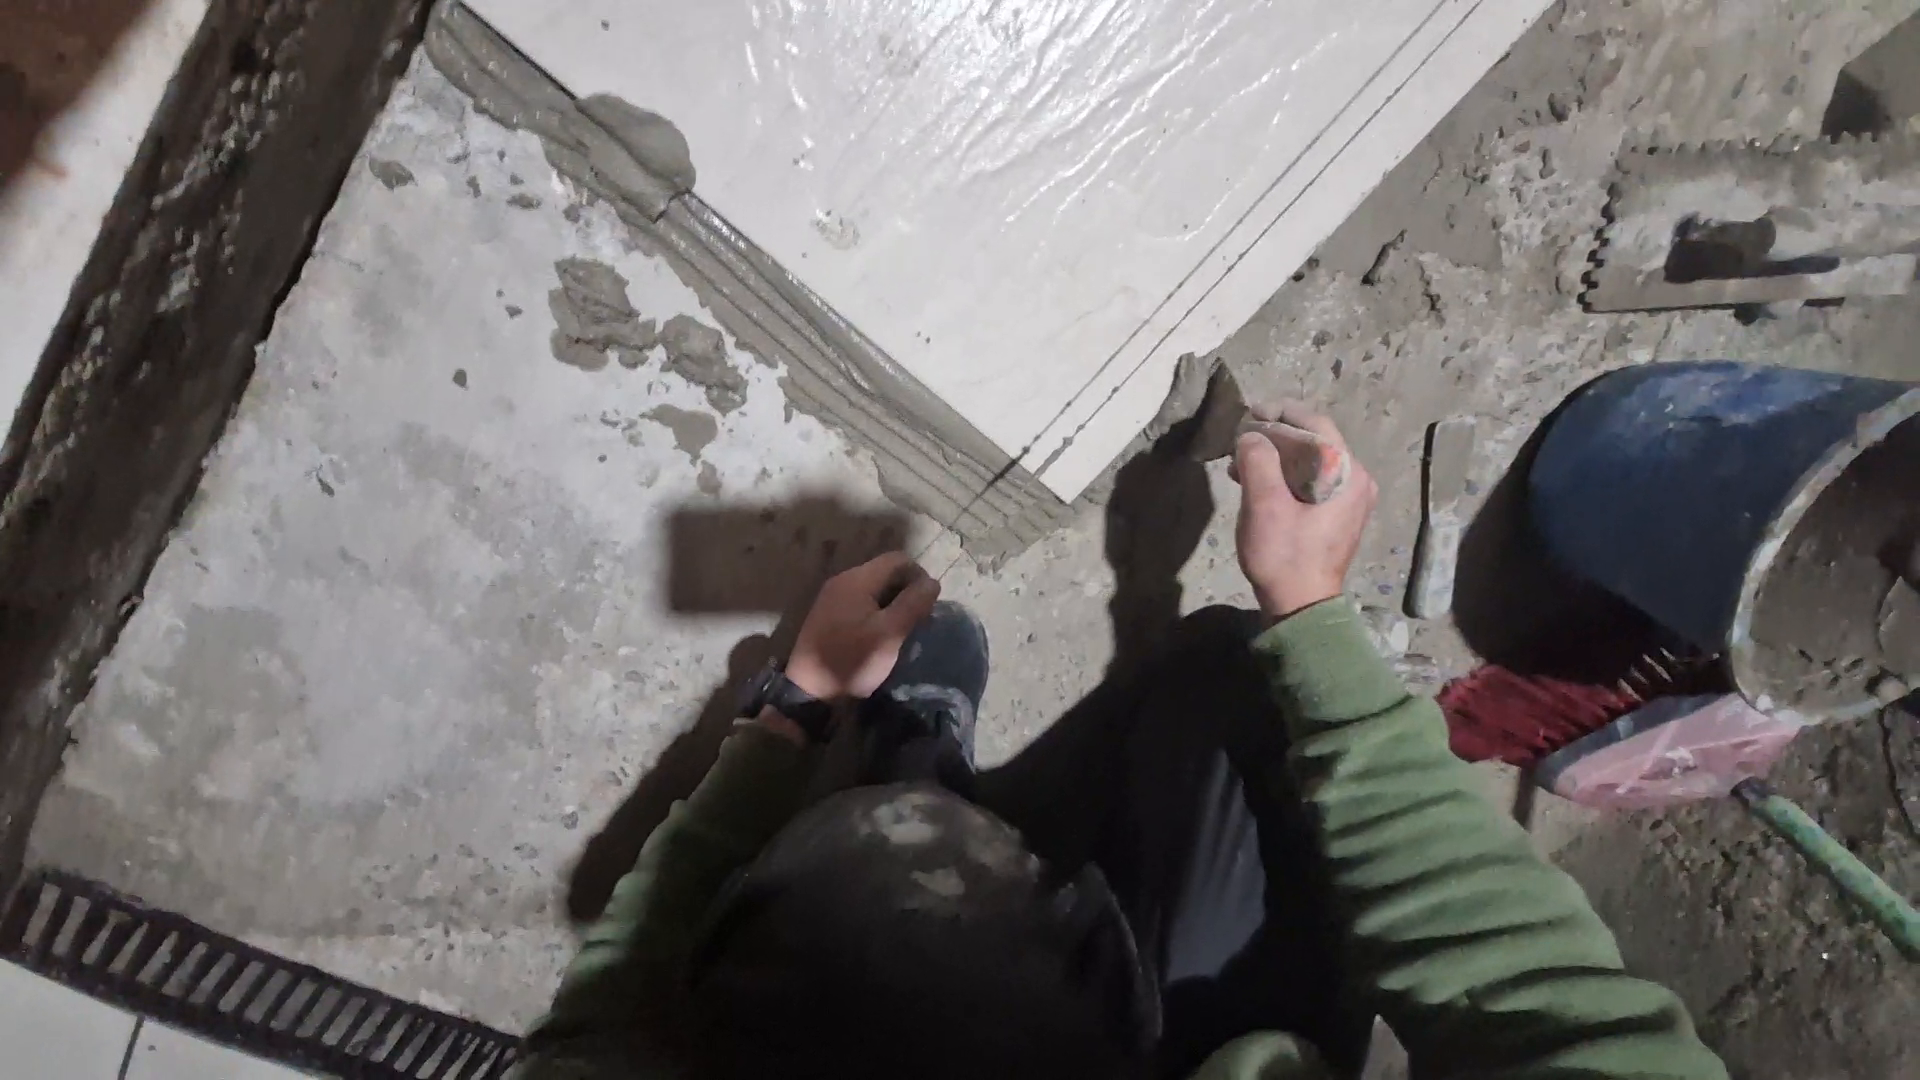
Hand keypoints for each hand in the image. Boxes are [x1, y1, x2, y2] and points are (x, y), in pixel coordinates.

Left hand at [785, 552, 940, 701]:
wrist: (808, 692)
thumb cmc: (852, 660)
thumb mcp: (889, 634)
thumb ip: (913, 604)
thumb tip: (932, 582)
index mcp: (857, 579)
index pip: (898, 560)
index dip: (919, 576)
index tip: (927, 604)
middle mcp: (842, 581)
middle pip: (885, 572)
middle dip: (906, 590)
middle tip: (918, 619)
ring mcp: (832, 598)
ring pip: (874, 588)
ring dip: (893, 603)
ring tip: (902, 628)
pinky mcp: (828, 615)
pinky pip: (860, 602)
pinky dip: (876, 611)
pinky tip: (881, 634)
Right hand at [1231, 405, 1376, 619]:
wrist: (1300, 605)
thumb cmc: (1284, 555)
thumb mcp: (1264, 505)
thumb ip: (1258, 461)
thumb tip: (1250, 437)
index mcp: (1347, 473)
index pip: (1317, 425)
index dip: (1282, 412)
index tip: (1250, 413)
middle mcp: (1355, 480)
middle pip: (1314, 442)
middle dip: (1274, 436)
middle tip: (1240, 439)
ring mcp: (1348, 499)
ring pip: (1309, 461)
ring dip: (1275, 456)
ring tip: (1240, 462)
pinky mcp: (1335, 514)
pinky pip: (1310, 480)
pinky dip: (1283, 475)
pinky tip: (1255, 482)